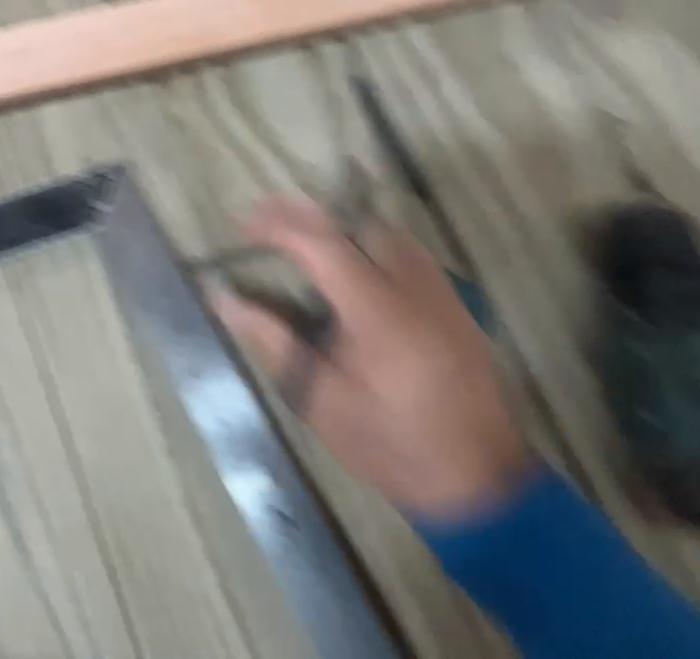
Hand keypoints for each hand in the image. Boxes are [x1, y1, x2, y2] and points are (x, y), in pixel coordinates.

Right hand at [214, 197, 537, 519]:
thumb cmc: (388, 443)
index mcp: (381, 316)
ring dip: (345, 226)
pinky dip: (374, 245)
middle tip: (265, 215)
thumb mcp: (318, 396)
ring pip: (396, 238)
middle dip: (312, 215)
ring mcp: (447, 303)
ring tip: (302, 231)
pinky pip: (415, 259)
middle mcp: (420, 296)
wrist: (480, 485)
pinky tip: (350, 263)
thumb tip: (220, 296)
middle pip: (365, 228)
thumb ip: (272, 338)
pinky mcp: (460, 315)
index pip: (325, 246)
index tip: (242, 222)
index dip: (279, 227)